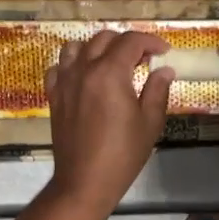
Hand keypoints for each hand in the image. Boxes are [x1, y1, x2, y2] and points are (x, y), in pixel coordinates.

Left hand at [46, 30, 174, 216]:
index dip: (151, 42)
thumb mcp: (150, 123)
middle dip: (127, 43)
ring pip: (78, 46)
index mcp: (110, 73)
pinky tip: (85, 76)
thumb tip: (164, 70)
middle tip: (143, 60)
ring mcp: (65, 81)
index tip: (163, 52)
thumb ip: (157, 90)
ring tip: (112, 63)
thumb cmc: (123, 154)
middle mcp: (84, 69)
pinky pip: (59, 67)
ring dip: (98, 48)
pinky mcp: (54, 95)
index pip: (131, 41)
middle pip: (105, 38)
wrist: (85, 181)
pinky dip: (74, 64)